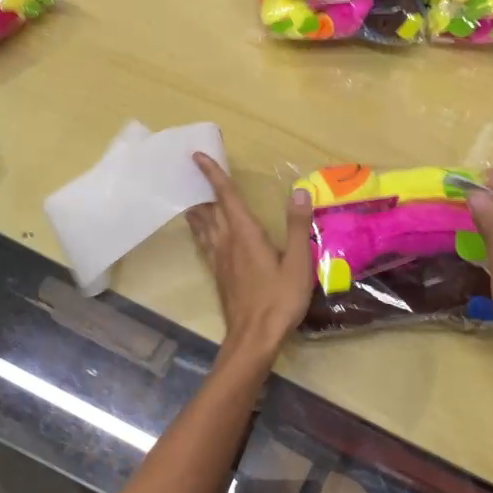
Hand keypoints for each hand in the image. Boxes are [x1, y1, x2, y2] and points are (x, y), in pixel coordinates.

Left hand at [187, 154, 315, 358]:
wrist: (254, 337)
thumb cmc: (279, 300)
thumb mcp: (298, 262)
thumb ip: (297, 226)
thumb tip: (299, 191)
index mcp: (245, 234)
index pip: (226, 196)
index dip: (213, 174)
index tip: (197, 156)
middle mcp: (227, 242)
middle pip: (210, 208)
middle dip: (203, 188)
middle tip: (195, 170)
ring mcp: (220, 259)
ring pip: (203, 226)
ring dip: (198, 209)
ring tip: (192, 197)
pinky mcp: (219, 274)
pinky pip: (205, 242)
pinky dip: (201, 229)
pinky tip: (202, 232)